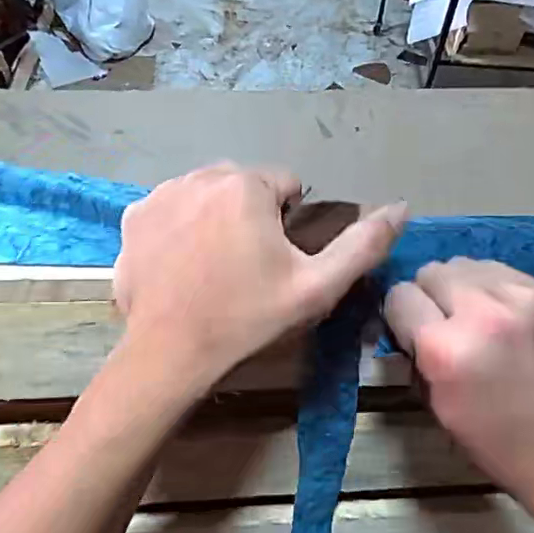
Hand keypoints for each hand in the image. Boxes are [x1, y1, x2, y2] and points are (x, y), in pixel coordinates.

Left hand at [114, 163, 407, 384]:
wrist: (171, 356)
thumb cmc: (247, 320)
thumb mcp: (316, 288)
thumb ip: (362, 245)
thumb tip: (400, 207)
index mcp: (246, 185)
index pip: (286, 184)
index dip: (290, 224)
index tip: (277, 262)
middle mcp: (199, 176)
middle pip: (244, 185)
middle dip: (252, 214)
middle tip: (248, 267)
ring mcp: (159, 195)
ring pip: (206, 193)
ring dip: (216, 217)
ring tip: (215, 267)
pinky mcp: (132, 219)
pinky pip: (170, 209)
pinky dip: (180, 227)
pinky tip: (182, 265)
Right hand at [384, 259, 533, 518]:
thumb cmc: (491, 437)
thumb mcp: (434, 401)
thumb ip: (415, 350)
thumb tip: (404, 318)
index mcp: (446, 347)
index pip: (400, 297)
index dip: (401, 316)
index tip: (412, 334)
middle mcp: (481, 311)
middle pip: (430, 271)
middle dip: (429, 296)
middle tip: (443, 324)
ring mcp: (519, 296)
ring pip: (464, 263)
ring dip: (459, 287)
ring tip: (473, 317)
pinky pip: (498, 270)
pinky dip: (490, 287)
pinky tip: (500, 315)